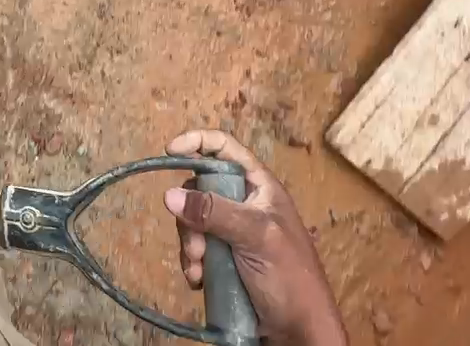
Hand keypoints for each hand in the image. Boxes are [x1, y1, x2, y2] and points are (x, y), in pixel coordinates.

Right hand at [161, 130, 345, 345]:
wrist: (302, 338)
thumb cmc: (290, 279)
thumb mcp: (255, 237)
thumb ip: (214, 212)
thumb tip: (168, 194)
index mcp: (259, 188)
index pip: (225, 148)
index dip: (198, 142)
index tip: (171, 151)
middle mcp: (244, 204)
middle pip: (200, 186)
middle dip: (190, 213)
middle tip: (195, 242)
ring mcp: (233, 231)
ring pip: (193, 218)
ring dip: (190, 243)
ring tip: (198, 267)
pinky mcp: (224, 257)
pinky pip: (194, 246)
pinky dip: (191, 260)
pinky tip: (198, 279)